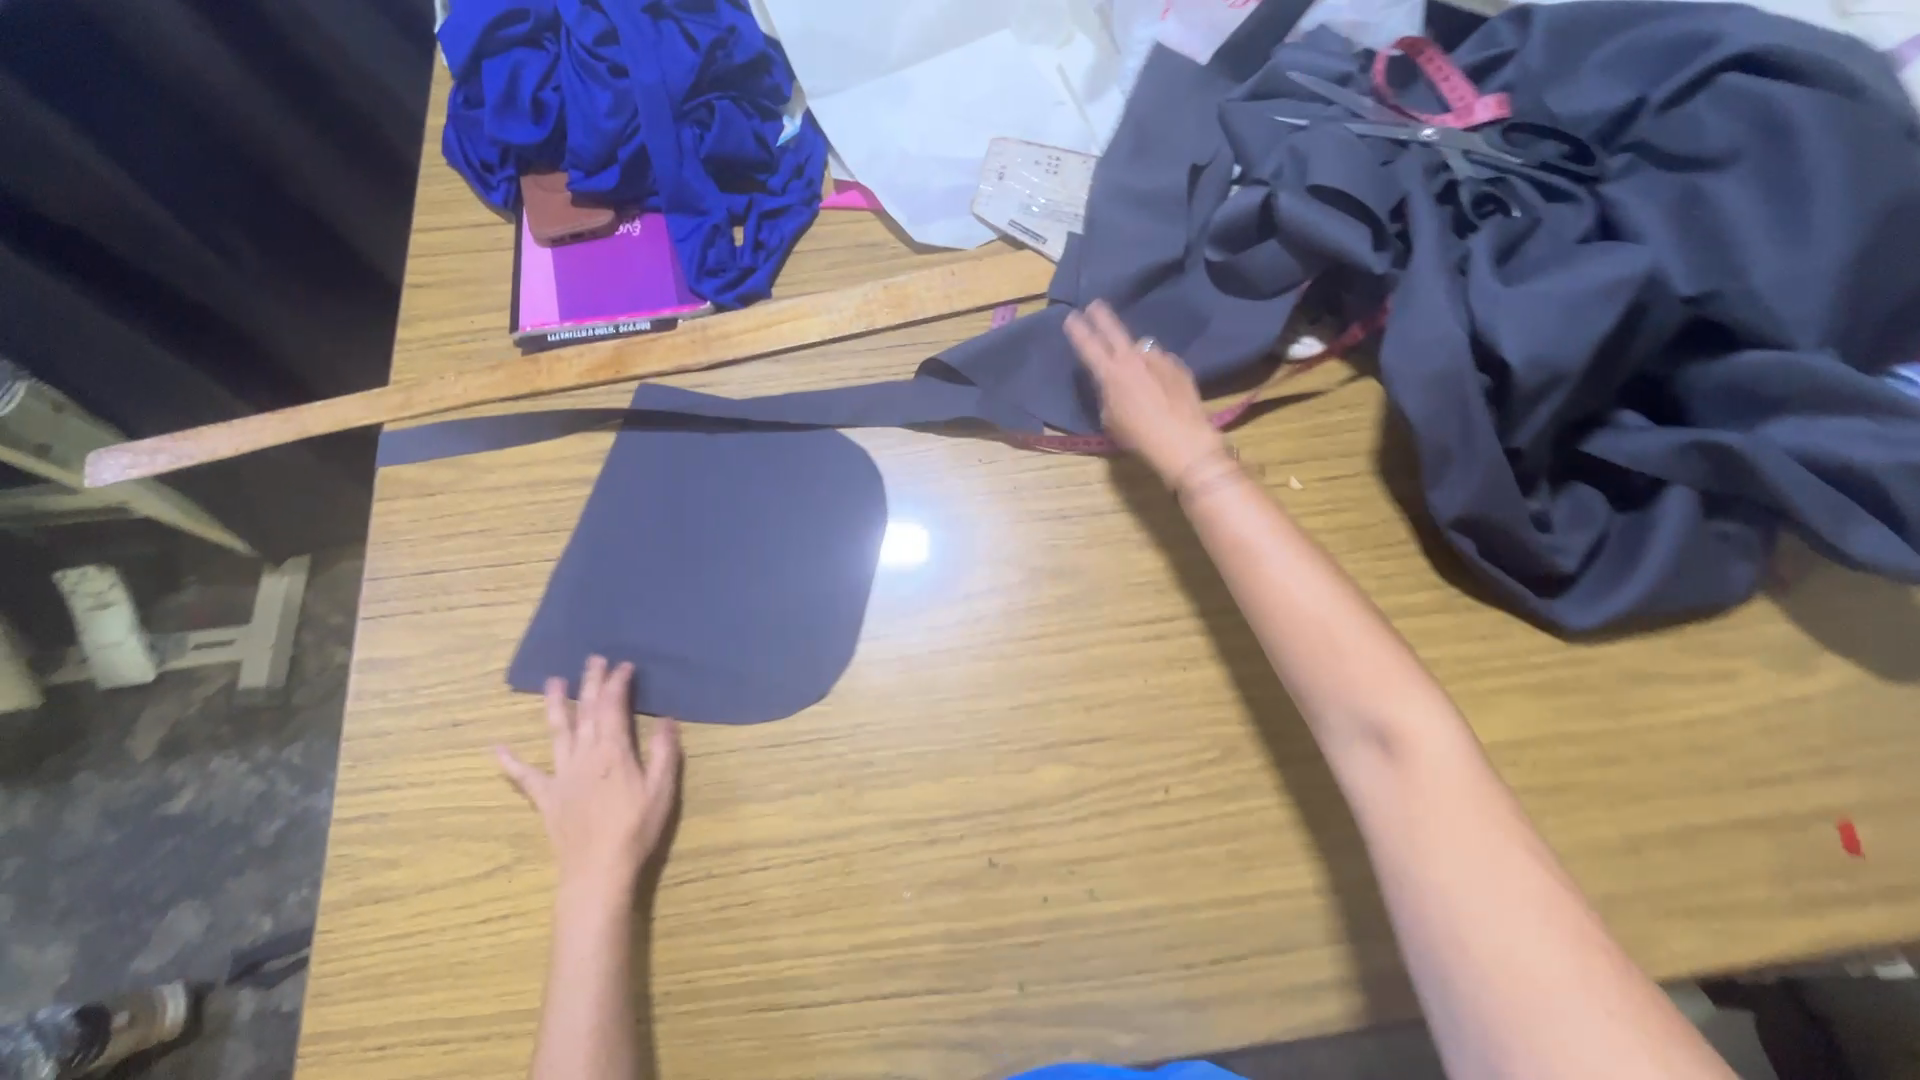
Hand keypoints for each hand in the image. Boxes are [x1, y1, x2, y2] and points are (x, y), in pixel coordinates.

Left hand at [496, 656, 681, 904]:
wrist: (597, 870)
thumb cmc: (635, 830)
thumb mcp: (662, 790)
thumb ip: (664, 752)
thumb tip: (666, 719)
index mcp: (614, 752)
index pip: (614, 707)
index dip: (618, 684)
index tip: (624, 666)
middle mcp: (585, 755)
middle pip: (587, 711)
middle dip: (591, 683)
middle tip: (593, 659)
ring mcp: (562, 775)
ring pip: (557, 732)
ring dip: (555, 705)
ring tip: (552, 681)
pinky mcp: (546, 797)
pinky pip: (524, 776)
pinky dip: (510, 762)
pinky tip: (497, 748)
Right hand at [1065, 300, 1226, 481]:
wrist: (1182, 439)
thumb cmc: (1138, 436)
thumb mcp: (1110, 419)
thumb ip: (1108, 394)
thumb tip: (1115, 382)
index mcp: (1110, 373)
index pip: (1088, 346)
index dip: (1078, 331)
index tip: (1071, 316)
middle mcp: (1133, 359)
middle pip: (1114, 330)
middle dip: (1102, 317)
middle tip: (1095, 305)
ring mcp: (1158, 359)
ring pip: (1141, 347)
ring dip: (1135, 352)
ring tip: (1136, 365)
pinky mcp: (1178, 366)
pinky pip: (1161, 361)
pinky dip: (1156, 367)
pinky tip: (1160, 383)